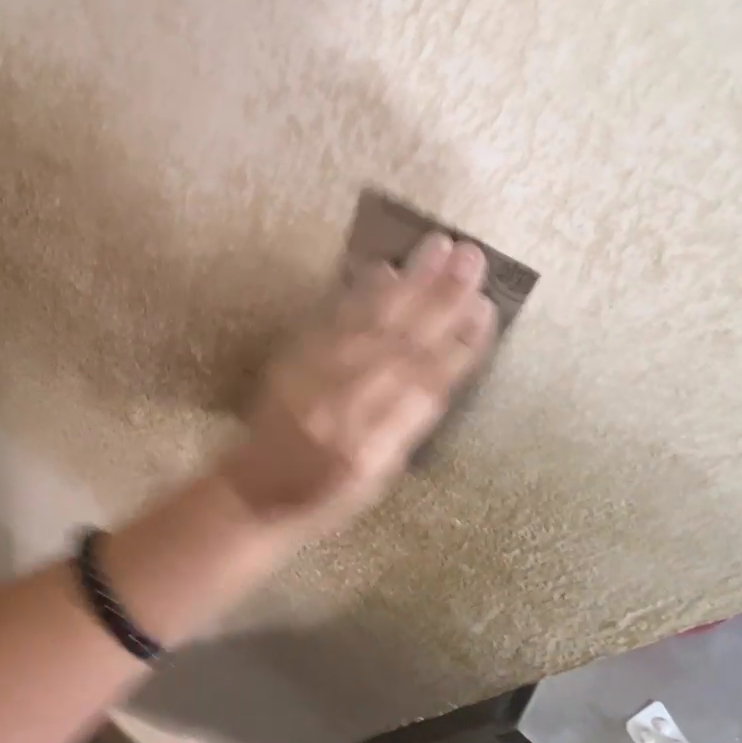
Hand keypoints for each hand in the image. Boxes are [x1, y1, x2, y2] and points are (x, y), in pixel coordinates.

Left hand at [219, 233, 499, 537]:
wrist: (256, 494)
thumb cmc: (326, 496)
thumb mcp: (379, 478)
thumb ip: (407, 425)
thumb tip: (439, 373)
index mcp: (373, 446)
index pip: (426, 386)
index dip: (459, 346)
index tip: (485, 308)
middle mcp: (345, 410)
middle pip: (402, 344)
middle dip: (441, 297)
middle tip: (471, 257)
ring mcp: (314, 383)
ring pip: (369, 325)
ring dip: (407, 283)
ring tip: (438, 247)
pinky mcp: (292, 365)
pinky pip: (330, 323)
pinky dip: (359, 294)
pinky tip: (384, 269)